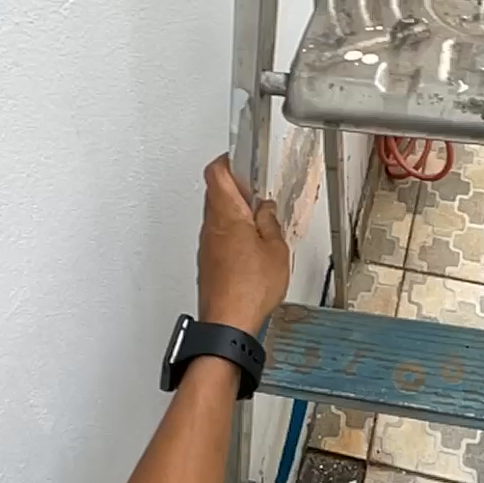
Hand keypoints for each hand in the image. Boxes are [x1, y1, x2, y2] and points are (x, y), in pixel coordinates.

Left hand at [197, 155, 289, 333]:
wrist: (228, 324)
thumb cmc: (250, 289)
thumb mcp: (276, 248)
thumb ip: (270, 222)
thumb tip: (265, 209)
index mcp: (227, 214)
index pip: (217, 172)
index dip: (229, 160)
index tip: (244, 159)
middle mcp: (211, 226)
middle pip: (215, 191)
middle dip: (237, 187)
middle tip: (257, 191)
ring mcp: (208, 244)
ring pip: (217, 214)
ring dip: (236, 211)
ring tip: (260, 221)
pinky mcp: (209, 261)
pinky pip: (219, 236)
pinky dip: (234, 232)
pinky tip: (252, 245)